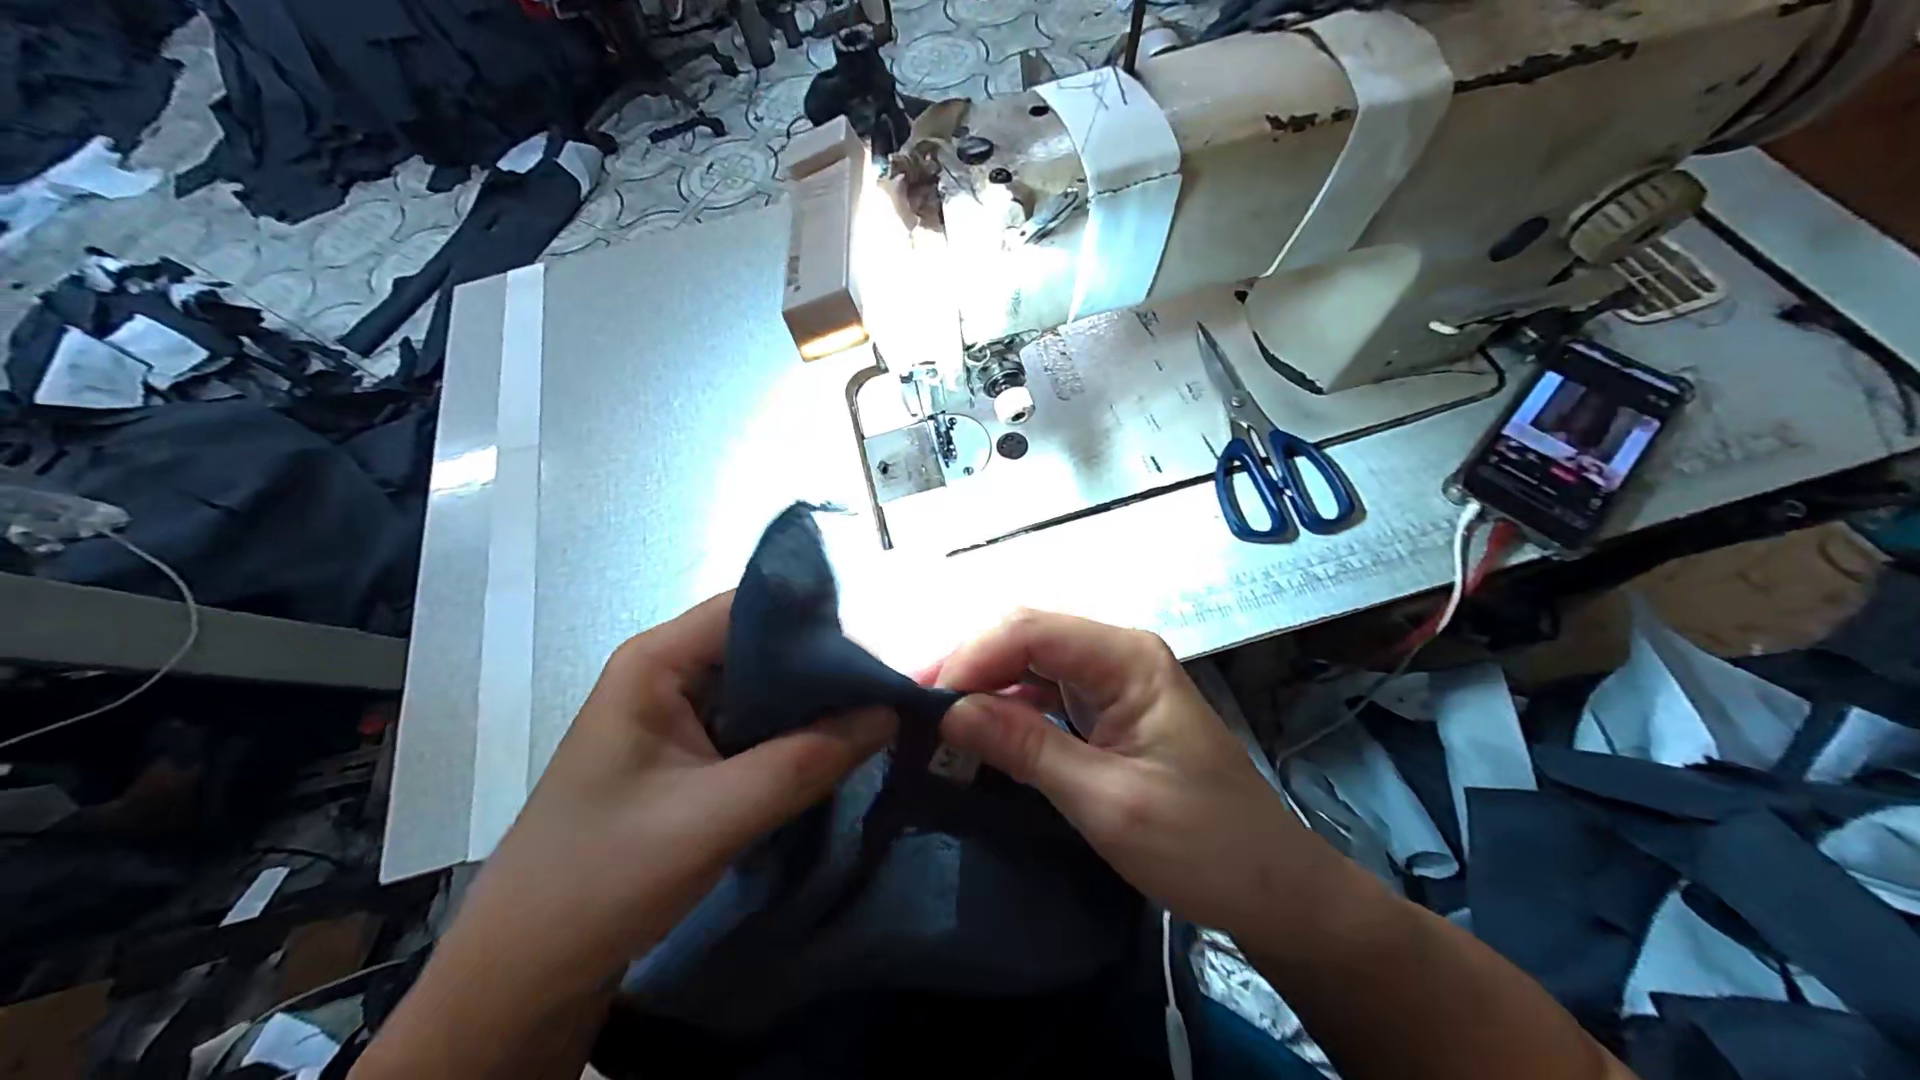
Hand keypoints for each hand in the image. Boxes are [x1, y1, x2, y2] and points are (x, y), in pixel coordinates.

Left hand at [457, 592, 896, 982]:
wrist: (526, 972)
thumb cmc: (603, 877)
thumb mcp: (714, 817)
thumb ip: (808, 761)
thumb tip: (892, 713)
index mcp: (657, 661)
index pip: (751, 608)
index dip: (817, 622)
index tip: (880, 653)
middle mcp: (671, 673)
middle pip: (763, 646)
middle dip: (826, 668)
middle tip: (892, 690)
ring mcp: (681, 715)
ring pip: (765, 690)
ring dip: (816, 705)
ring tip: (880, 714)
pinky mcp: (692, 755)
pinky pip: (758, 728)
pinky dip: (797, 736)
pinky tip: (839, 748)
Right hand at [931, 610, 1347, 950]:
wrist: (1271, 889)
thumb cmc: (1202, 846)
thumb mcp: (1107, 802)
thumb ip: (1026, 748)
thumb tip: (948, 713)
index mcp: (1127, 658)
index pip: (1030, 630)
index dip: (972, 657)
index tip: (926, 704)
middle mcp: (1116, 654)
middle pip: (1024, 637)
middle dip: (967, 667)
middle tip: (914, 709)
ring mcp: (1110, 681)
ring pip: (1026, 664)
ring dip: (980, 689)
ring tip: (929, 720)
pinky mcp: (1104, 710)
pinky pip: (1040, 695)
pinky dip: (1004, 711)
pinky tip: (973, 734)